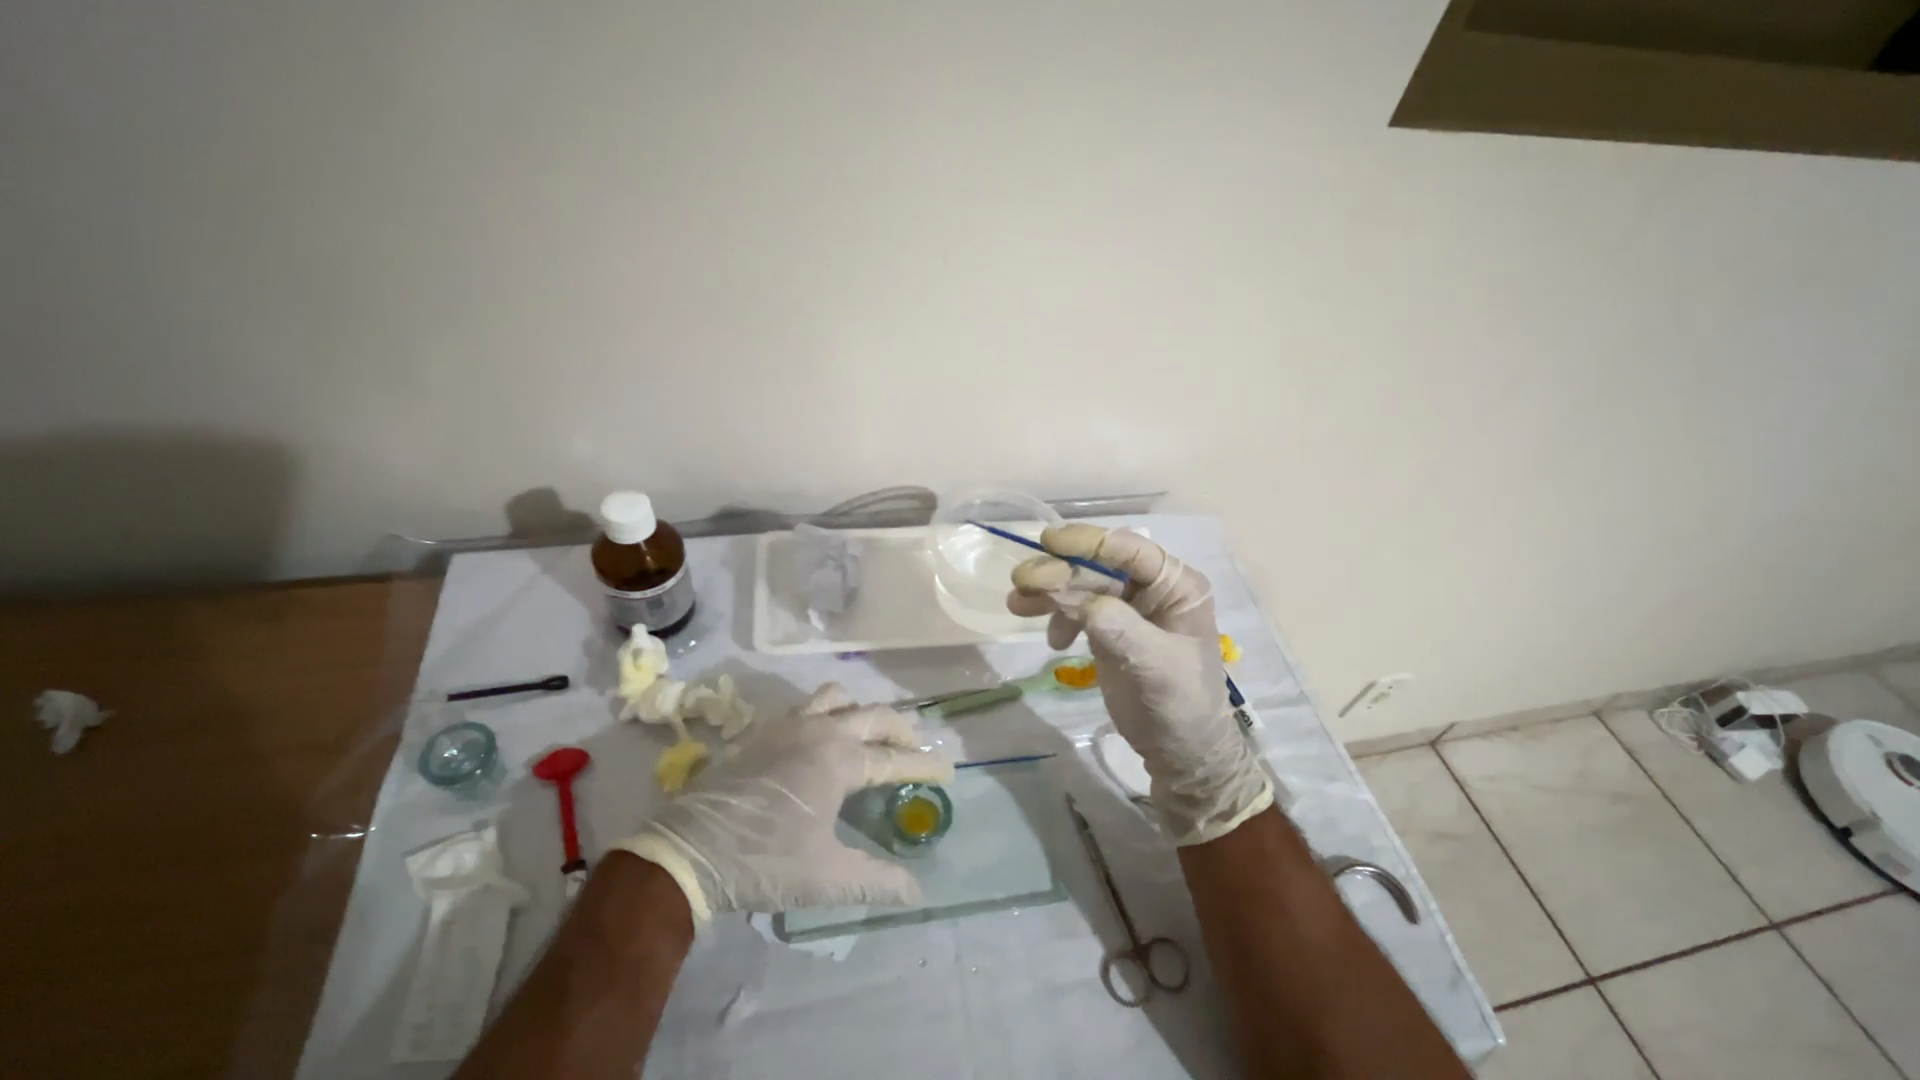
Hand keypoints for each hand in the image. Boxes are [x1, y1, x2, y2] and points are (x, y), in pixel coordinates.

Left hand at [618, 685, 954, 920]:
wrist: (687, 854)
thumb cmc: (764, 862)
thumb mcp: (828, 878)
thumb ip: (878, 881)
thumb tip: (917, 891)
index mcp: (838, 759)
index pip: (894, 757)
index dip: (924, 765)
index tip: (948, 773)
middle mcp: (816, 731)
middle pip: (872, 714)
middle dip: (900, 729)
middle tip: (915, 750)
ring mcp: (784, 728)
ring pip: (834, 698)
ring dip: (859, 711)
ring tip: (869, 737)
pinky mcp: (758, 736)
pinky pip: (803, 708)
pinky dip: (825, 715)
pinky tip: (820, 743)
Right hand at [1008, 525, 1271, 844]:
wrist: (1180, 752)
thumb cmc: (1181, 704)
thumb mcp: (1156, 666)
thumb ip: (1119, 628)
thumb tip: (1080, 601)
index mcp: (1176, 585)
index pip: (1130, 550)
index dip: (1090, 541)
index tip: (1050, 543)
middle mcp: (1151, 589)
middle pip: (1098, 566)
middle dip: (1060, 571)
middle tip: (1021, 581)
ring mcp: (1128, 609)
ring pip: (1082, 586)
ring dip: (1049, 592)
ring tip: (1016, 603)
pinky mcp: (1108, 630)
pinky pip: (1076, 610)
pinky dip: (1056, 616)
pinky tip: (1052, 641)